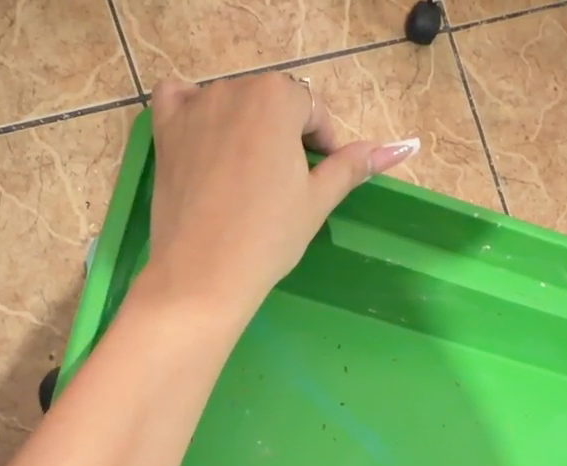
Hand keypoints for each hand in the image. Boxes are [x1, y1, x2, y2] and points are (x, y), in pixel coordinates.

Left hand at [142, 74, 418, 317]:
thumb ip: (352, 166)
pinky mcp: (165, 132)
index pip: (312, 110)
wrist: (203, 275)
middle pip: (270, 104)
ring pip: (230, 104)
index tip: (318, 181)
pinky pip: (176, 99)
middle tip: (282, 188)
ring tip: (246, 180)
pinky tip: (202, 140)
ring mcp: (194, 108)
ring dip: (243, 129)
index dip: (322, 145)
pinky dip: (191, 111)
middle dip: (282, 137)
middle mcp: (234, 88)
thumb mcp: (317, 201)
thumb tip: (401, 147)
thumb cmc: (268, 239)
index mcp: (277, 98)